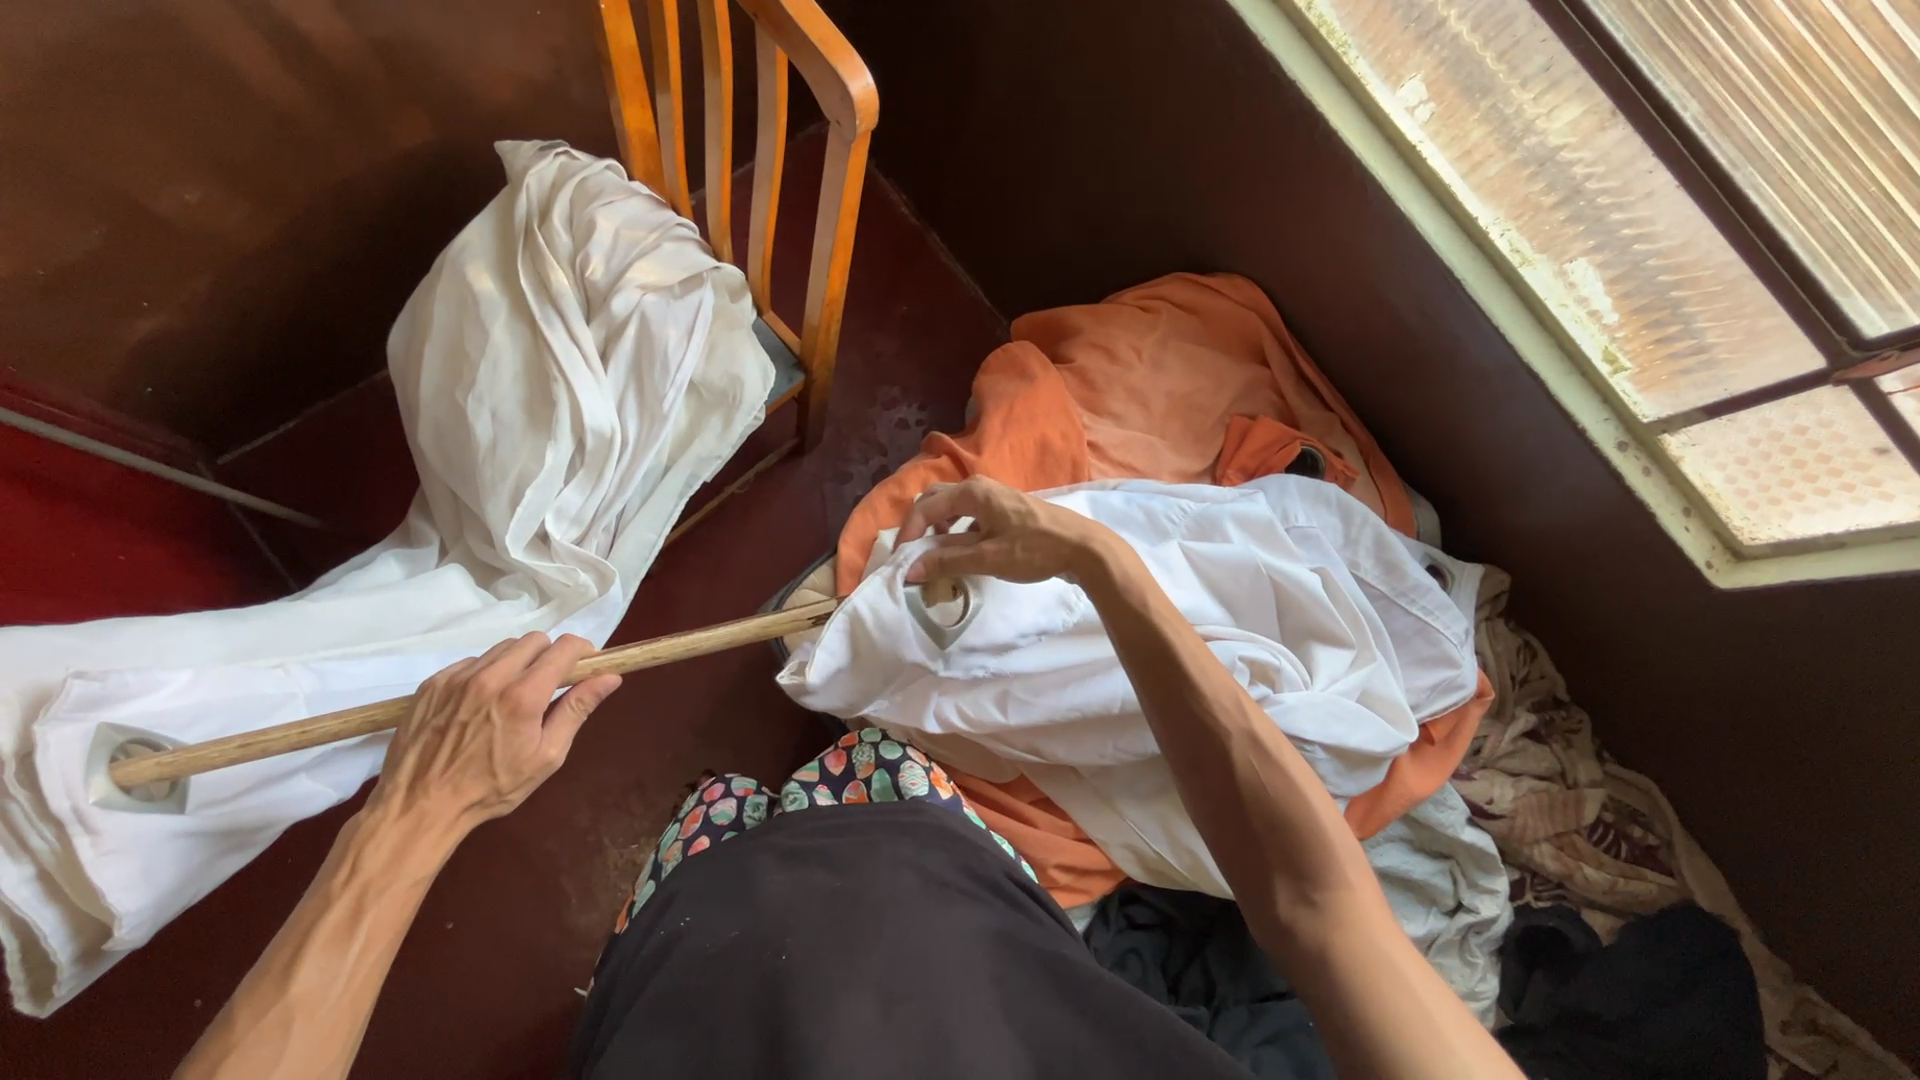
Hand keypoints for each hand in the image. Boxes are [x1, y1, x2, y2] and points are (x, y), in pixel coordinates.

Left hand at [366, 633, 621, 837]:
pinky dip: (486, 673)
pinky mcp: (433, 683)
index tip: (585, 666)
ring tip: (513, 695)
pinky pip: (471, 662)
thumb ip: (577, 710)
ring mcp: (457, 677)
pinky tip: (481, 703)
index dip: (582, 651)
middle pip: (534, 640)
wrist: (418, 806)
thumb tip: (609, 677)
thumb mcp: (547, 756)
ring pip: (502, 648)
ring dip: (518, 662)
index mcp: (523, 696)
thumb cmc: (492, 787)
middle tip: (550, 685)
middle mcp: (491, 677)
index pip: (564, 648)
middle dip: (550, 655)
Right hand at [900, 476, 1119, 584]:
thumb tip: (910, 570)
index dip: (908, 534)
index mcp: (972, 492)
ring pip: (953, 507)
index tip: (901, 560)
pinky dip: (957, 530)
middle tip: (913, 554)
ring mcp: (994, 496)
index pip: (924, 508)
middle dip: (920, 526)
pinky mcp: (1005, 510)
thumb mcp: (987, 558)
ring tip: (935, 554)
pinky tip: (963, 550)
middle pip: (935, 500)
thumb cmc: (1035, 550)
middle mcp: (979, 486)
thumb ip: (947, 561)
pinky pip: (969, 514)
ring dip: (938, 528)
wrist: (1083, 547)